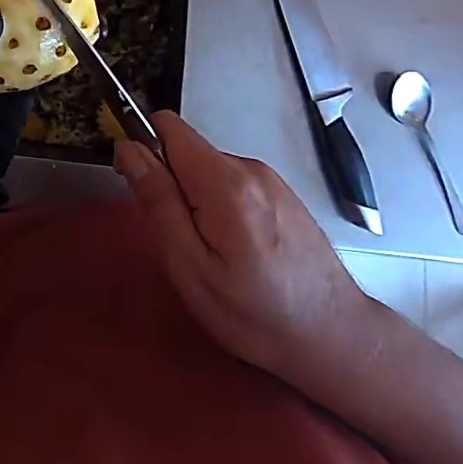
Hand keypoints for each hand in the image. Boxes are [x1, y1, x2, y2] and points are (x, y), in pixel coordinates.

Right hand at [114, 111, 372, 376]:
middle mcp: (250, 168)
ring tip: (209, 252)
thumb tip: (129, 151)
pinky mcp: (282, 194)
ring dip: (194, 198)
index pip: (167, 126)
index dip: (141, 147)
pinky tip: (234, 250)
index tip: (137, 184)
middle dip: (169, 183)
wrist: (333, 336)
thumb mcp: (189, 265)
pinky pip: (231, 184)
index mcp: (224, 181)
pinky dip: (218, 206)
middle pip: (187, 150)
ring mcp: (270, 179)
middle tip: (177, 239)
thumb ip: (158, 201)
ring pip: (208, 169)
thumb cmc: (254, 313)